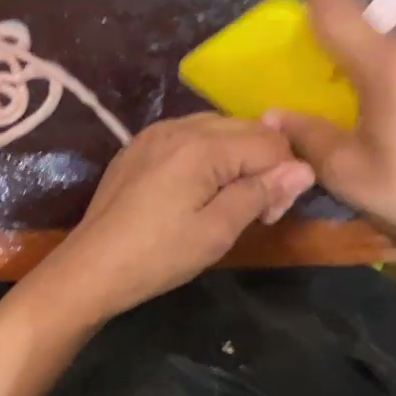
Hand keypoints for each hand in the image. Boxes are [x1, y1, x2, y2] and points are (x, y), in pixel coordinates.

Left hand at [32, 114, 313, 323]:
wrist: (90, 268)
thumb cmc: (158, 256)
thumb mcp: (216, 231)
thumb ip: (260, 193)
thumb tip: (304, 169)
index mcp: (202, 145)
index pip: (270, 142)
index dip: (284, 177)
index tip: (269, 217)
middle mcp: (179, 126)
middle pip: (245, 129)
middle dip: (261, 164)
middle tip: (254, 212)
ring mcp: (154, 134)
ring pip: (217, 130)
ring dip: (235, 159)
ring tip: (227, 202)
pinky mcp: (137, 147)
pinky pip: (187, 137)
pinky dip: (205, 156)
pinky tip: (197, 190)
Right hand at [263, 0, 395, 261]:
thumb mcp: (345, 172)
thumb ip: (305, 135)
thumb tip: (274, 115)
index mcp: (387, 63)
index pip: (335, 6)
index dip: (313, 14)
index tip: (307, 44)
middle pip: (373, 38)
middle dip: (356, 68)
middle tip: (356, 117)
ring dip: (394, 78)